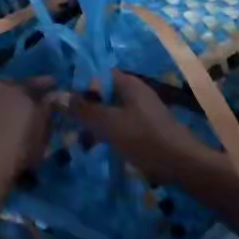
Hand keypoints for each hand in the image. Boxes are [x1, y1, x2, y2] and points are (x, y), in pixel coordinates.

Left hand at [0, 79, 53, 179]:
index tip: (54, 85)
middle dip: (25, 91)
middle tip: (32, 101)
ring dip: (6, 100)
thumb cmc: (19, 150)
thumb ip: (47, 109)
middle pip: (15, 86)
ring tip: (13, 113)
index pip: (38, 82)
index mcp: (20, 89)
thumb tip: (50, 97)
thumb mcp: (42, 132)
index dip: (47, 84)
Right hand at [60, 71, 215, 184]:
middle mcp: (135, 92)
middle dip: (84, 107)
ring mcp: (141, 110)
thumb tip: (57, 95)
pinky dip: (107, 132)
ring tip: (81, 140)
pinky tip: (98, 147)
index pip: (96, 73)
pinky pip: (119, 124)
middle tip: (69, 123)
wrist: (182, 165)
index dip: (78, 84)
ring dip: (94, 122)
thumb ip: (82, 109)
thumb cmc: (143, 139)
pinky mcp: (145, 127)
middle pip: (102, 93)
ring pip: (109, 110)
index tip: (63, 101)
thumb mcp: (107, 123)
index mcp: (128, 83)